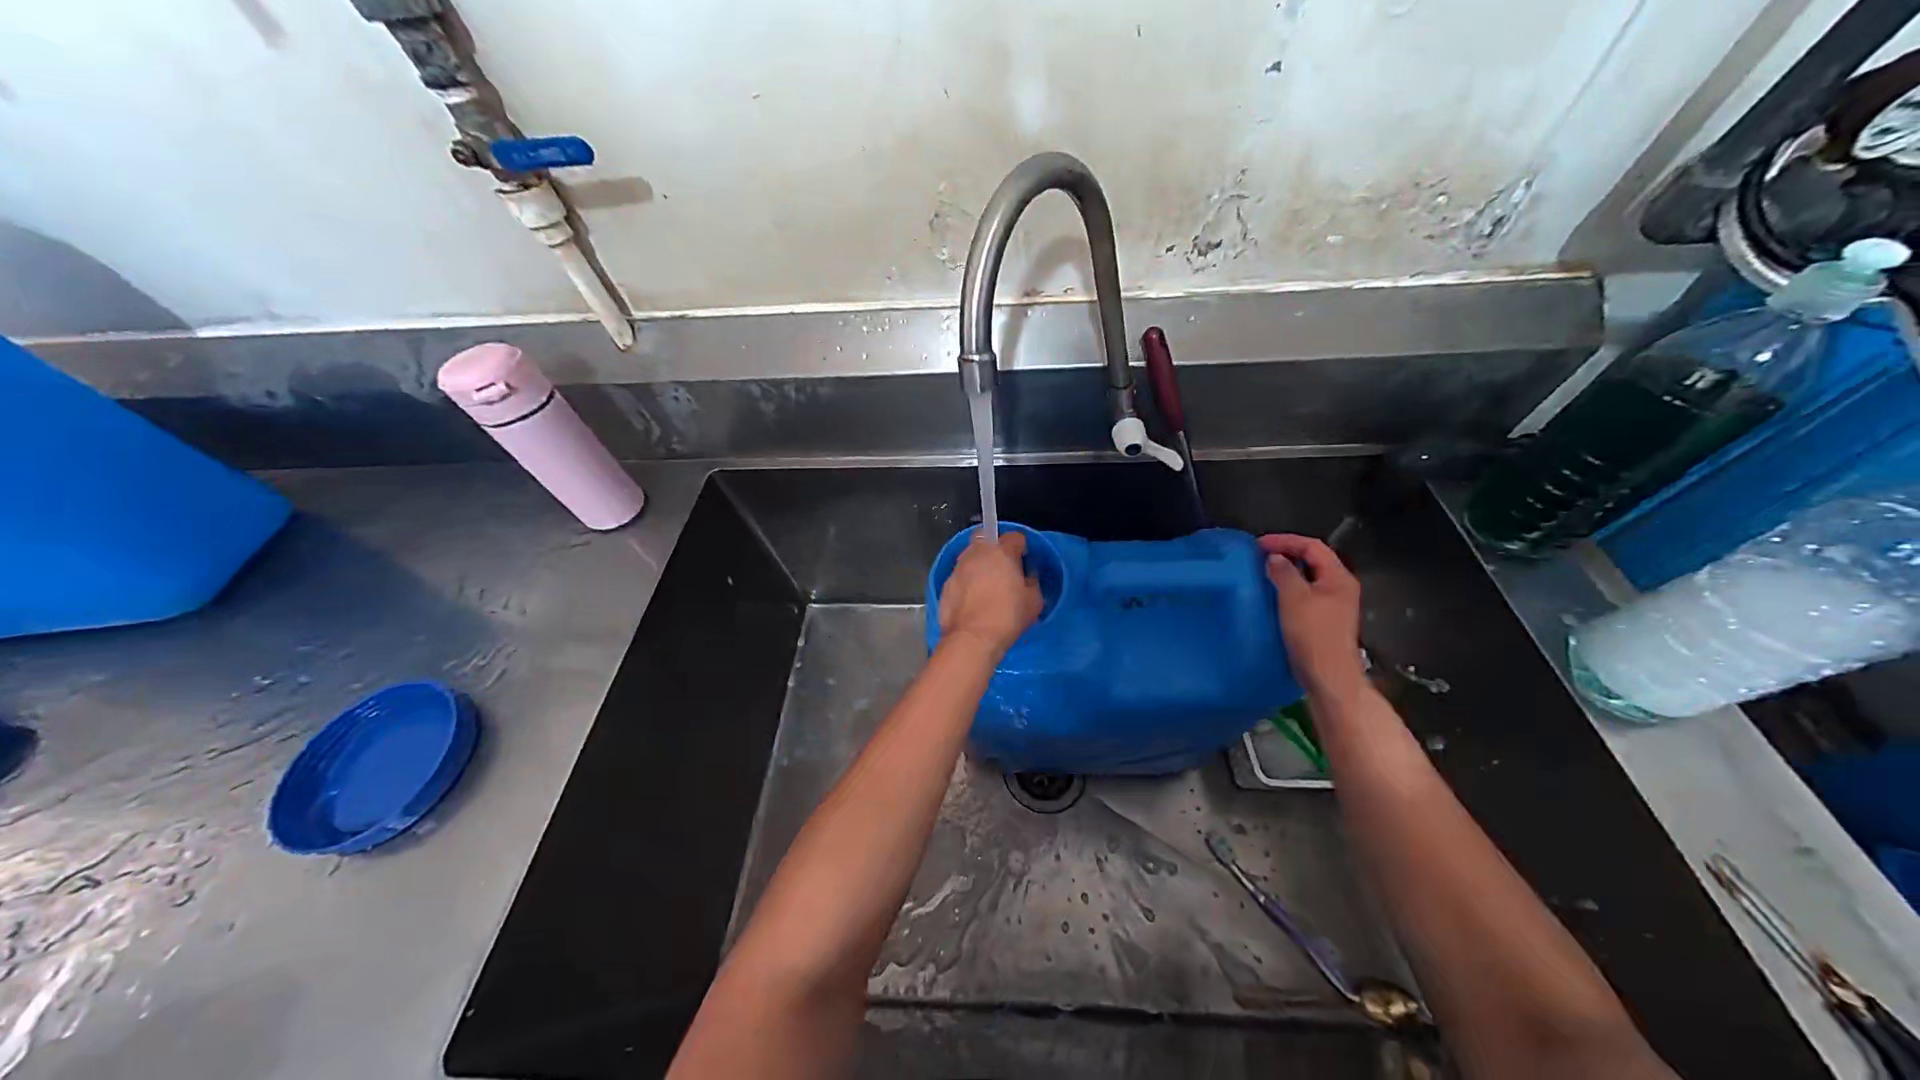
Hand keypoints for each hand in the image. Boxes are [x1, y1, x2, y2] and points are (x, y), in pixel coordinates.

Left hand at [938, 529, 1043, 654]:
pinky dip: (967, 581)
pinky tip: (972, 598)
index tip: (1023, 560)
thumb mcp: (1034, 601)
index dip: (1021, 547)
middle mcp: (977, 553)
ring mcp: (958, 567)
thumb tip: (1028, 577)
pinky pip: (960, 575)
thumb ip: (1032, 582)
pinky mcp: (946, 583)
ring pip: (970, 555)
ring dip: (979, 563)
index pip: (1014, 536)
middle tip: (1002, 565)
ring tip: (986, 584)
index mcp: (1002, 552)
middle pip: (986, 537)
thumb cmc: (1007, 617)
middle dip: (994, 545)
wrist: (972, 638)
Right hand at [1259, 534, 1365, 698]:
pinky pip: (1305, 594)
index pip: (1313, 546)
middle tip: (1260, 555)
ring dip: (1286, 571)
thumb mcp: (1294, 598)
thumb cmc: (1313, 634)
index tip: (1259, 545)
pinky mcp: (1323, 620)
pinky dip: (1288, 588)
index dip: (1286, 541)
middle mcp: (1340, 587)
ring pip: (1308, 577)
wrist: (1328, 675)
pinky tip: (1272, 595)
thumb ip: (1283, 572)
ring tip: (1262, 571)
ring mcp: (1333, 605)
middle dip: (1287, 553)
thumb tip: (1275, 558)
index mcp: (1338, 577)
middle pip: (1313, 560)